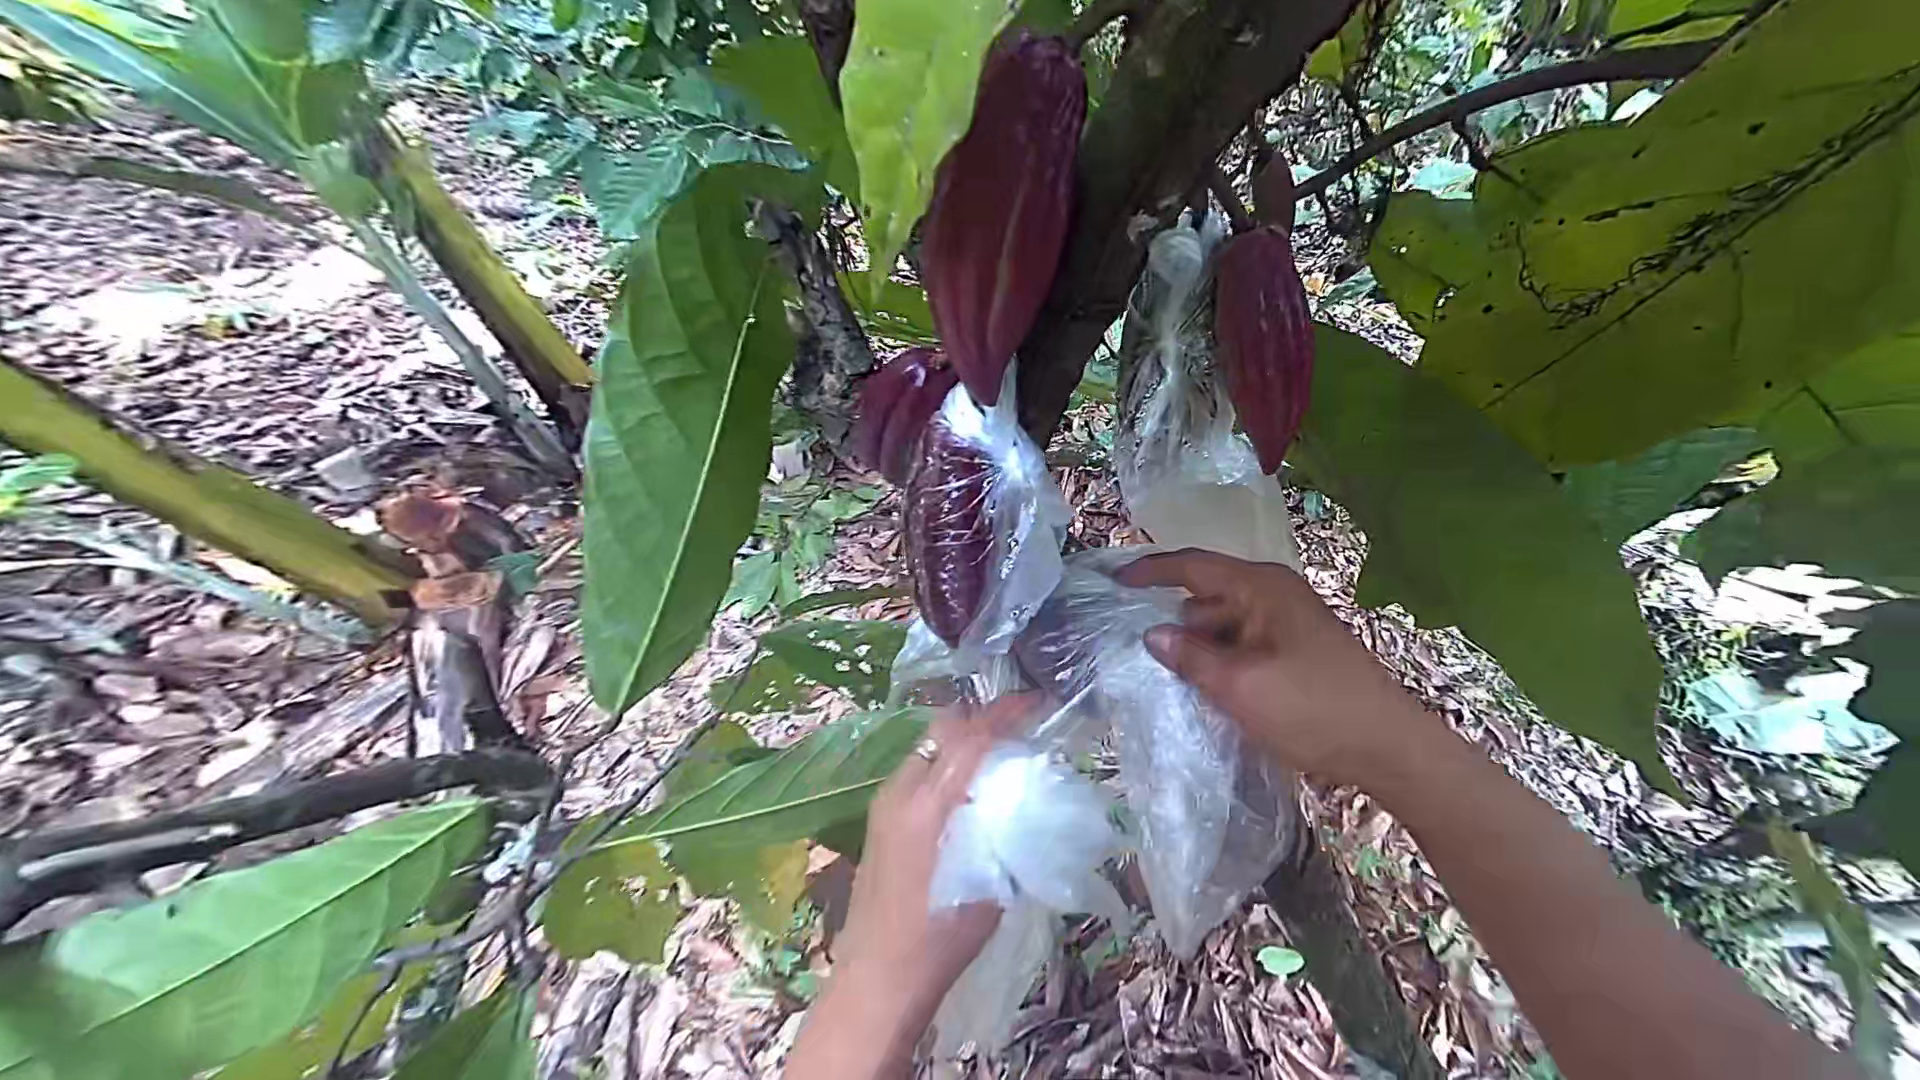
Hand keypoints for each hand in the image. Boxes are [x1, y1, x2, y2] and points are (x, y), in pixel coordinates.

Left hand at [786, 697, 1032, 1078]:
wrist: (875, 980)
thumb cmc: (938, 942)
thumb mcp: (988, 887)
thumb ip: (1004, 834)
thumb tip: (1024, 801)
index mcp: (927, 808)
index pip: (969, 740)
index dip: (1003, 714)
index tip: (1032, 701)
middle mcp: (899, 792)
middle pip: (941, 729)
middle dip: (980, 717)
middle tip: (1014, 725)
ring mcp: (884, 802)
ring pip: (927, 746)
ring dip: (960, 738)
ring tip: (995, 751)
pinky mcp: (879, 817)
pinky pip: (916, 769)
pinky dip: (944, 761)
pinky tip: (965, 784)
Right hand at [1117, 548, 1443, 792]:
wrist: (1390, 750)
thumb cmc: (1313, 709)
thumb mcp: (1239, 685)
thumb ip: (1189, 656)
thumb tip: (1151, 635)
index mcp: (1261, 588)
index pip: (1193, 566)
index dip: (1151, 570)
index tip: (1115, 580)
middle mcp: (1272, 594)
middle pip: (1205, 596)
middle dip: (1173, 619)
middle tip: (1136, 645)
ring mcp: (1284, 621)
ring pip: (1221, 623)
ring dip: (1196, 644)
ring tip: (1168, 674)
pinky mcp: (1291, 648)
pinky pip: (1239, 642)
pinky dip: (1218, 658)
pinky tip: (1204, 685)